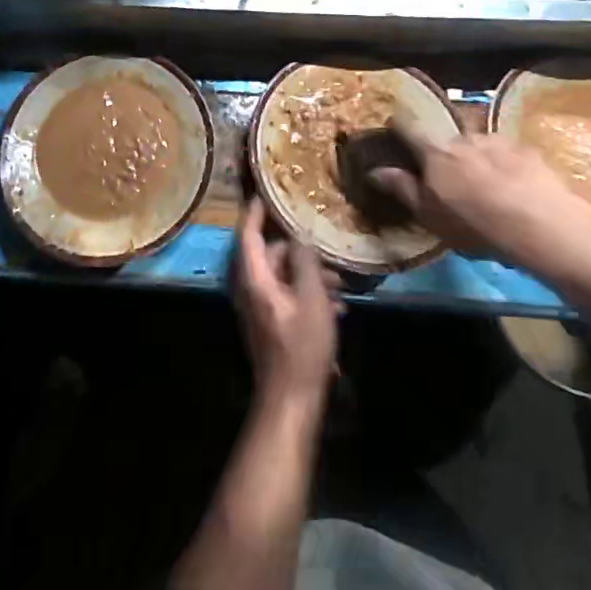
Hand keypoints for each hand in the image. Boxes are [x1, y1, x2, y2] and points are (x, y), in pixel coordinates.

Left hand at [232, 198, 340, 408]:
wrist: (291, 398)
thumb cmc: (301, 347)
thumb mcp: (312, 300)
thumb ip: (305, 264)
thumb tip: (300, 236)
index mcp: (254, 279)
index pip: (248, 235)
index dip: (255, 212)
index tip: (264, 192)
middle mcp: (250, 289)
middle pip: (271, 256)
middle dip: (300, 251)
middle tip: (329, 252)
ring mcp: (259, 307)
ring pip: (283, 277)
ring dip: (309, 276)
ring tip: (342, 286)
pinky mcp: (270, 322)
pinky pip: (287, 296)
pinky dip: (308, 295)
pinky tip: (337, 307)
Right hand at [367, 123, 590, 287]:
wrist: (544, 227)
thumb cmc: (475, 225)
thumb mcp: (429, 215)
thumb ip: (401, 188)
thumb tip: (375, 169)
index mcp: (434, 151)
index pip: (407, 127)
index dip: (397, 127)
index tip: (392, 130)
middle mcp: (464, 138)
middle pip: (446, 140)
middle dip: (444, 155)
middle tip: (450, 180)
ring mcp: (500, 141)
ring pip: (479, 147)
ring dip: (477, 161)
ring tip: (487, 188)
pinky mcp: (530, 152)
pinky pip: (508, 156)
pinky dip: (505, 167)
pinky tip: (514, 190)